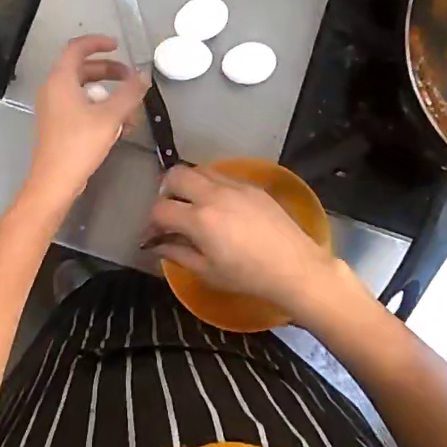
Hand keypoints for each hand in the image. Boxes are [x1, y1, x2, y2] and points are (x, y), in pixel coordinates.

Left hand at [23, 35, 148, 209]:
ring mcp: (53, 108)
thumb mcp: (110, 117)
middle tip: (130, 79)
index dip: (98, 42)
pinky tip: (118, 127)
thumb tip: (143, 77)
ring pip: (83, 91)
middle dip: (109, 71)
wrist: (54, 181)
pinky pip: (80, 108)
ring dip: (108, 95)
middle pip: (81, 69)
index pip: (77, 48)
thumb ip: (129, 94)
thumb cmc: (79, 145)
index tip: (117, 45)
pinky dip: (98, 110)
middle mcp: (52, 90)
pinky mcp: (57, 125)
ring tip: (129, 110)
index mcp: (60, 80)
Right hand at [146, 166, 347, 317]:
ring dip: (188, 185)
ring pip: (199, 170)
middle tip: (170, 212)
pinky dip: (211, 185)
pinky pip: (222, 175)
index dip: (151, 223)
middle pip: (175, 175)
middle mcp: (214, 194)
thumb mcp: (207, 272)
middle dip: (165, 192)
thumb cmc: (248, 276)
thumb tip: (157, 246)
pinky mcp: (252, 186)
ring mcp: (235, 186)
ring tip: (193, 206)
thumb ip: (177, 254)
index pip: (160, 210)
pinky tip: (219, 206)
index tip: (154, 236)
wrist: (295, 268)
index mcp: (200, 219)